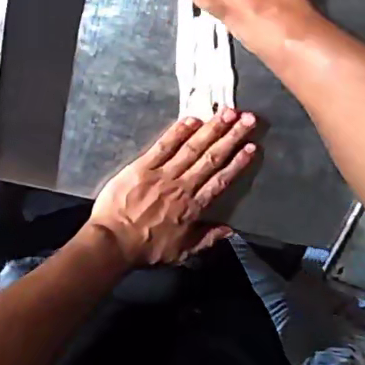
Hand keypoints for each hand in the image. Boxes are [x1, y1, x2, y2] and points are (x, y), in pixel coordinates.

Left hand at [87, 110, 258, 266]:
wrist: (112, 243)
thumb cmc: (145, 250)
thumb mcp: (180, 252)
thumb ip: (206, 239)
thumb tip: (229, 230)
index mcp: (193, 208)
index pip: (220, 181)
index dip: (237, 163)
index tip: (252, 147)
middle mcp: (182, 187)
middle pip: (211, 158)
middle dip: (232, 138)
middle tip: (248, 119)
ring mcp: (161, 175)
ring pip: (191, 148)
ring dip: (211, 129)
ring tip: (227, 113)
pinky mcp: (140, 167)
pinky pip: (163, 147)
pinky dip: (177, 132)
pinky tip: (191, 119)